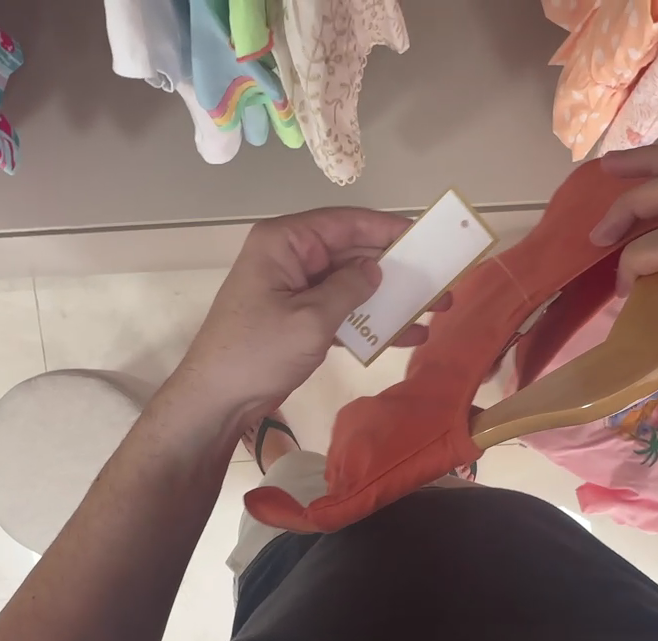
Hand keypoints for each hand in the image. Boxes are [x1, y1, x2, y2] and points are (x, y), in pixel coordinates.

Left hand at [166, 208, 443, 425]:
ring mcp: (293, 291)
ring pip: (350, 285)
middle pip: (351, 253)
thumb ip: (348, 289)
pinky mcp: (298, 321)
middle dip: (395, 269)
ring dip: (389, 299)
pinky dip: (369, 323)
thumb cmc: (257, 353)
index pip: (344, 223)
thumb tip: (375, 270)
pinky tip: (404, 335)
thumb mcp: (310, 320)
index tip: (425, 236)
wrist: (217, 400)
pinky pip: (341, 312)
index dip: (387, 228)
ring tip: (433, 310)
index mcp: (285, 242)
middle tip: (440, 280)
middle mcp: (290, 258)